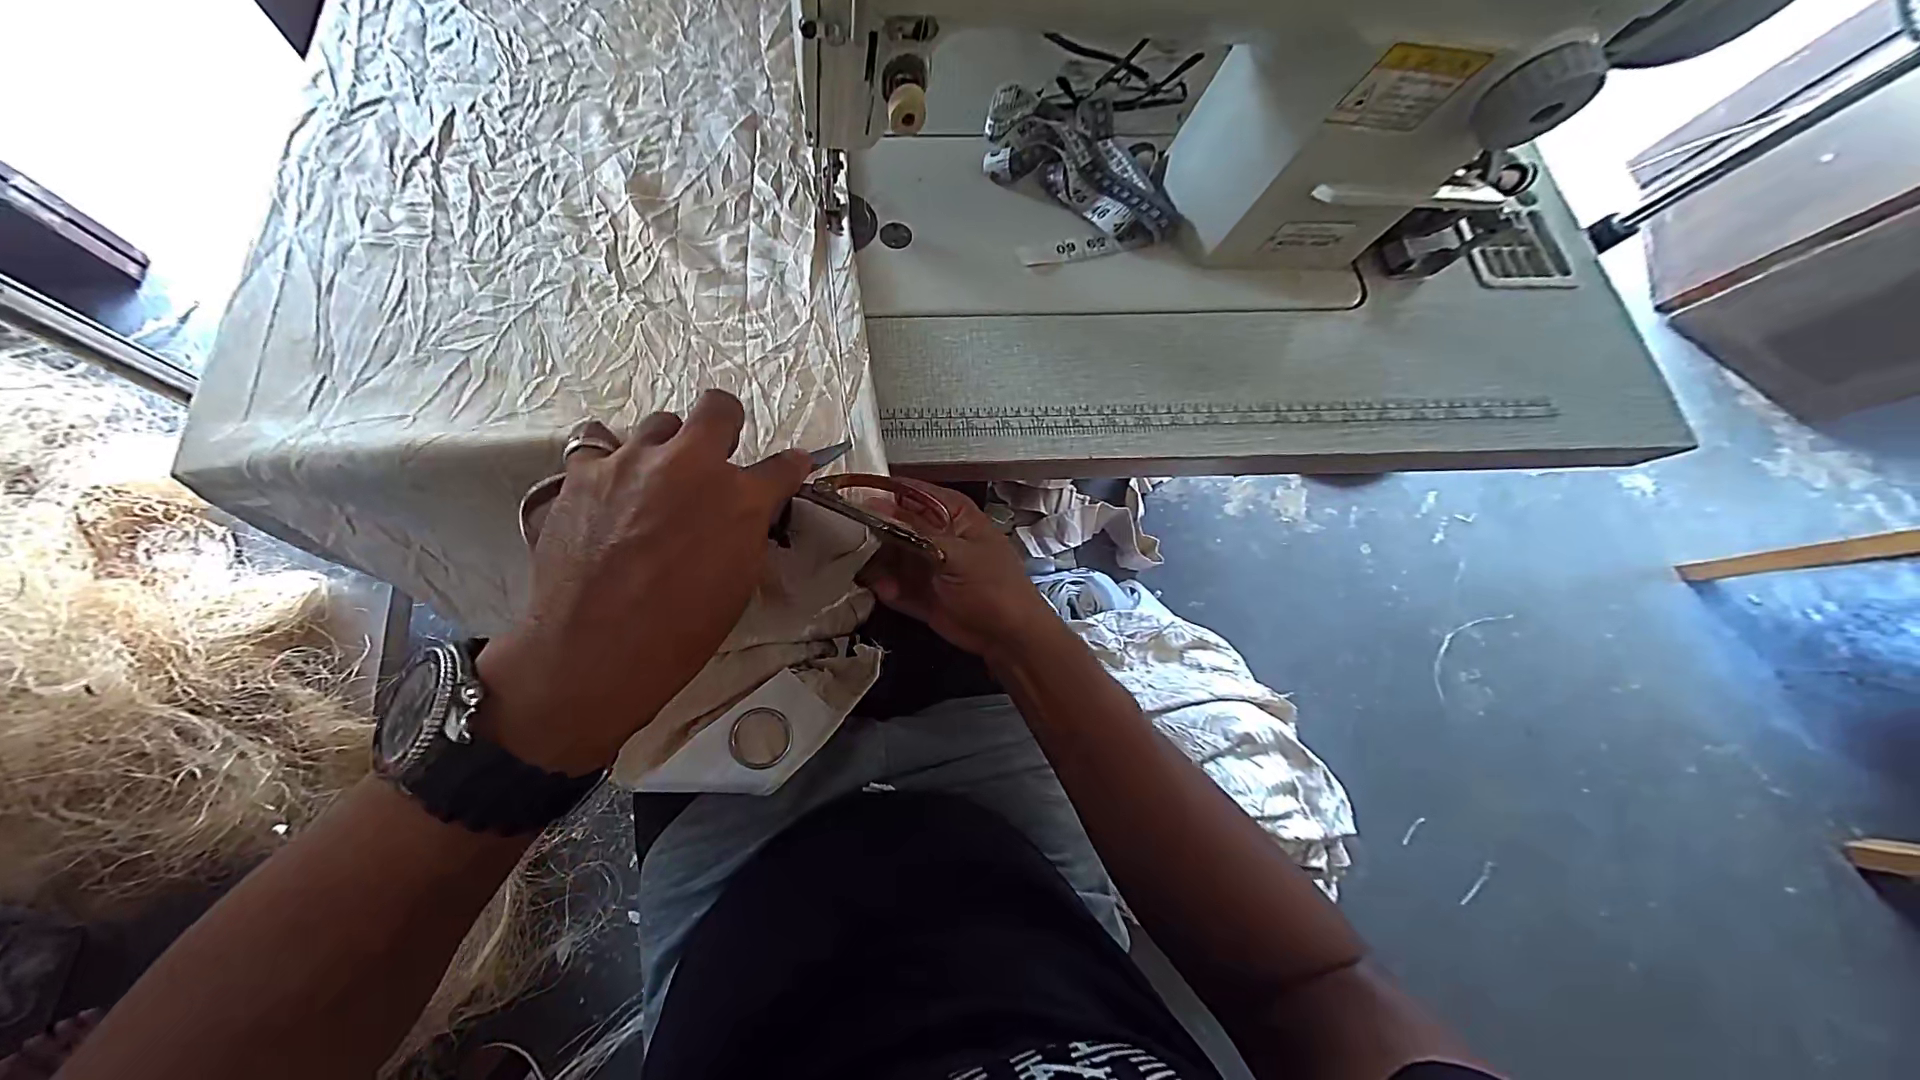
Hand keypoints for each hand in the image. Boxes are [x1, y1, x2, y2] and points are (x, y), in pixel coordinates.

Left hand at [474, 390, 812, 773]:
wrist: (597, 649)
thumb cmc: (683, 629)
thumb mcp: (740, 580)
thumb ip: (748, 531)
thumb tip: (749, 511)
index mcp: (741, 499)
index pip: (784, 466)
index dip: (792, 466)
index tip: (790, 467)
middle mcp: (691, 465)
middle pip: (719, 408)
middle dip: (727, 425)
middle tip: (719, 453)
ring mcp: (633, 461)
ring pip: (659, 421)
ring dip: (668, 444)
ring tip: (657, 475)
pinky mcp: (582, 471)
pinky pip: (596, 440)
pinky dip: (608, 454)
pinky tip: (608, 478)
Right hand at [856, 479, 1061, 662]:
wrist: (1008, 637)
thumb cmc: (993, 588)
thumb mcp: (953, 553)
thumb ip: (913, 529)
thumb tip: (876, 504)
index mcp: (952, 513)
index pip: (910, 491)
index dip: (881, 492)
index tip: (850, 496)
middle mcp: (936, 534)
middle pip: (893, 523)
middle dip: (873, 531)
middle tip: (851, 539)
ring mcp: (926, 564)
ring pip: (888, 555)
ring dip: (876, 564)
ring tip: (870, 571)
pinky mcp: (919, 592)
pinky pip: (891, 584)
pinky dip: (885, 588)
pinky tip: (885, 591)